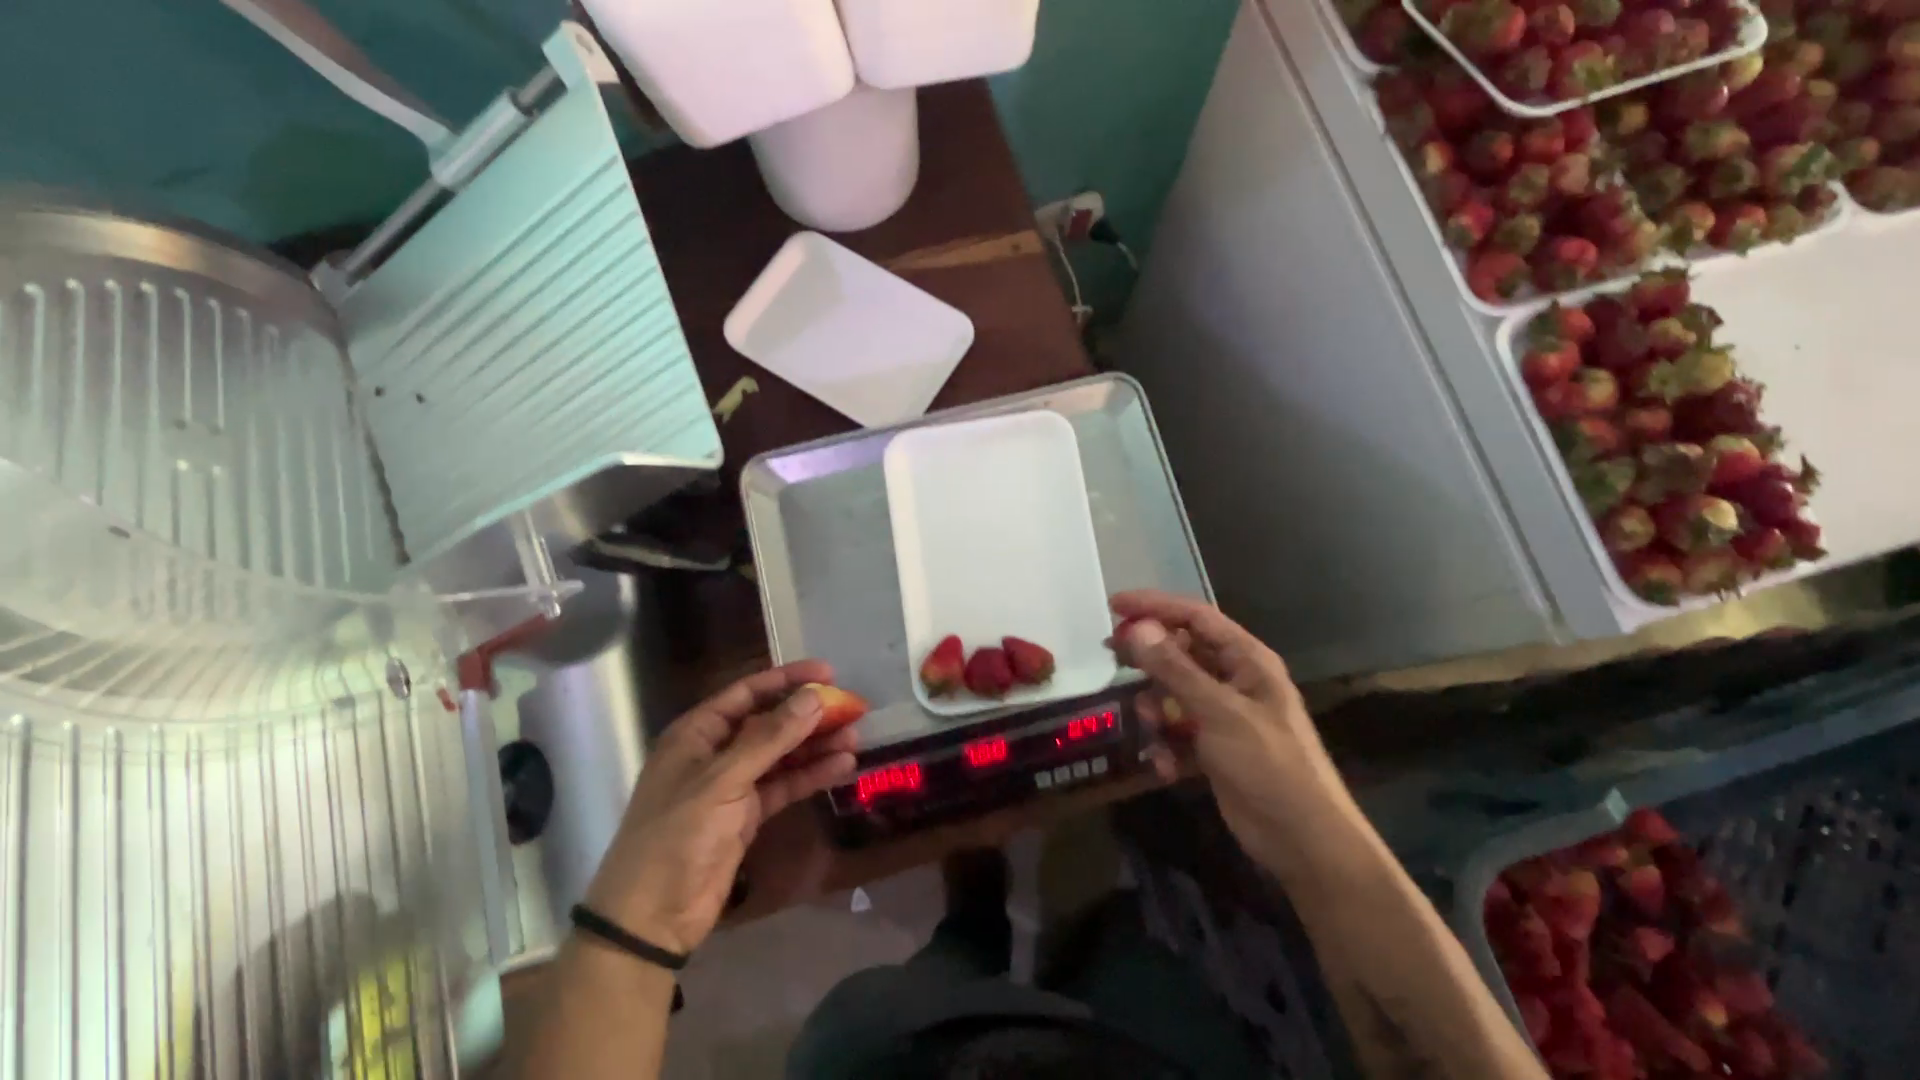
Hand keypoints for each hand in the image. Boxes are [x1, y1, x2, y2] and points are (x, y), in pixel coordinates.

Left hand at [582, 661, 857, 954]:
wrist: (652, 915)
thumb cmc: (677, 835)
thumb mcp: (723, 781)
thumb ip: (770, 738)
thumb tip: (814, 697)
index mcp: (696, 734)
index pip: (747, 693)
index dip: (787, 680)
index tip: (829, 673)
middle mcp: (714, 753)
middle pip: (769, 723)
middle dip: (809, 715)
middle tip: (854, 709)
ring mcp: (731, 786)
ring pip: (781, 756)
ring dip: (815, 746)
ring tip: (856, 738)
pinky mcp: (745, 816)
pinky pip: (783, 786)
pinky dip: (810, 777)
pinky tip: (841, 768)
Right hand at [1109, 591, 1360, 869]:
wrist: (1302, 838)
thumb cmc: (1268, 764)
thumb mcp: (1219, 713)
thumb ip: (1176, 670)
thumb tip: (1137, 628)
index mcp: (1247, 660)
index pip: (1196, 617)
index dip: (1155, 607)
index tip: (1113, 606)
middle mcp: (1236, 681)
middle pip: (1182, 653)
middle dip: (1149, 660)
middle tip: (1112, 659)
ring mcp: (1225, 717)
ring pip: (1174, 694)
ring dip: (1156, 708)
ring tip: (1150, 725)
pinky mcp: (1215, 750)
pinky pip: (1178, 732)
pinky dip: (1166, 745)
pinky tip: (1164, 766)